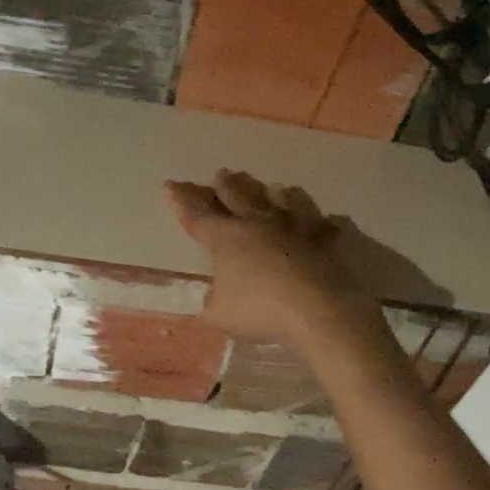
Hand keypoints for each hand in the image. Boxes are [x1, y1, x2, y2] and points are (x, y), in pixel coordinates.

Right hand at [163, 170, 382, 347]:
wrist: (315, 308)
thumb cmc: (258, 310)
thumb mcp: (218, 315)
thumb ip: (212, 302)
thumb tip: (214, 294)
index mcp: (226, 238)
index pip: (197, 216)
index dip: (181, 203)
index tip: (169, 186)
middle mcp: (257, 223)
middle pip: (237, 197)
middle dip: (223, 187)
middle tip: (219, 174)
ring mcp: (292, 227)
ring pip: (277, 199)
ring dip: (266, 192)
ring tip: (268, 186)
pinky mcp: (320, 238)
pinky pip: (315, 221)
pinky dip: (312, 217)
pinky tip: (318, 215)